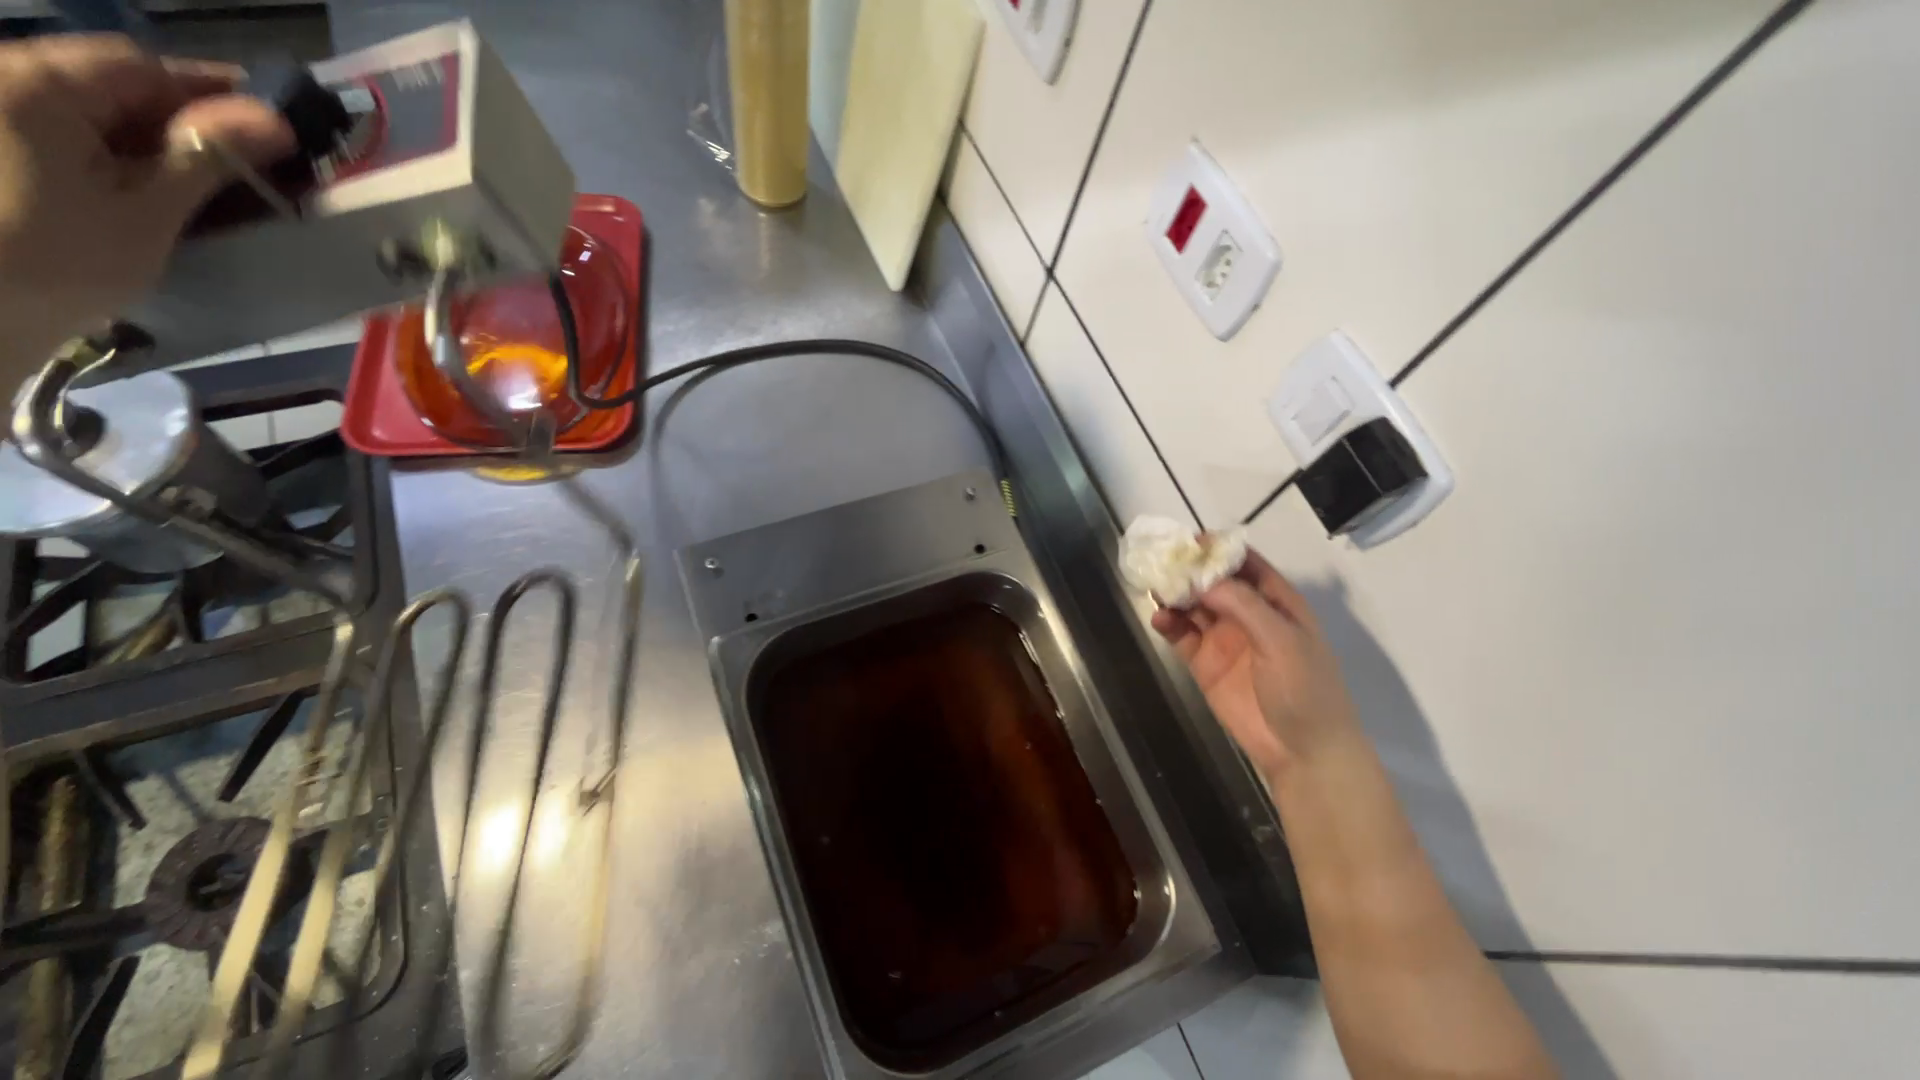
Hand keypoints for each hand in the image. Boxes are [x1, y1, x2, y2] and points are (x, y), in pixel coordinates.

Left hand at [0, 34, 292, 384]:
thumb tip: (273, 119)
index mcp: (36, 83)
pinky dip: (122, 160)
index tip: (278, 127)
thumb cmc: (56, 263)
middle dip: (188, 121)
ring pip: (96, 115)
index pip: (143, 65)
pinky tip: (158, 192)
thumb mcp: (146, 213)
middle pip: (115, 87)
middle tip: (258, 164)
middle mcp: (5, 82)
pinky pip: (70, 139)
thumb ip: (207, 157)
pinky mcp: (1, 155)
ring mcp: (0, 120)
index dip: (215, 91)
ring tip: (216, 184)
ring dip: (159, 144)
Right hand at [1151, 548, 1360, 780]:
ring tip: (1156, 589)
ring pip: (1193, 605)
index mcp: (1277, 602)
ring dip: (1175, 594)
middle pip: (1214, 581)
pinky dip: (1168, 624)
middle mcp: (1249, 615)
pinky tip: (1159, 619)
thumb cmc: (1305, 689)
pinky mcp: (1205, 664)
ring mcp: (1225, 639)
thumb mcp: (1282, 640)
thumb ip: (1244, 606)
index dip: (1220, 549)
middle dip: (1189, 569)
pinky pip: (1182, 636)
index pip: (1246, 564)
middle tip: (1161, 561)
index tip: (1191, 540)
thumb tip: (1202, 579)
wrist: (1303, 751)